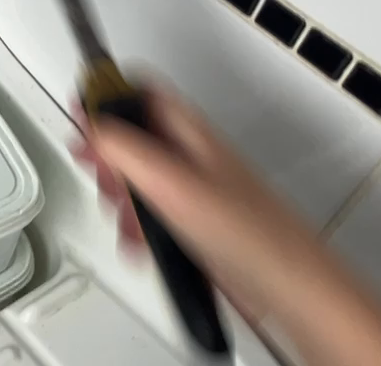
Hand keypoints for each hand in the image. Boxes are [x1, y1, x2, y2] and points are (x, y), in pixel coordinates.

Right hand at [71, 83, 322, 322]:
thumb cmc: (250, 235)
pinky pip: (153, 210)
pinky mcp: (197, 222)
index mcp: (185, 129)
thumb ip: (120, 145)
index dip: (105, 90)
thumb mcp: (168, 180)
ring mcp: (195, 187)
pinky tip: (140, 242)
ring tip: (122, 214)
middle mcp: (189, 152)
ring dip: (120, 193)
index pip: (137, 87)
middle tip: (97, 168)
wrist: (299, 294)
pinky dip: (137, 223)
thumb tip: (89, 125)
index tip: (81, 108)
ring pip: (138, 174)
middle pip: (130, 131)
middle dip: (106, 152)